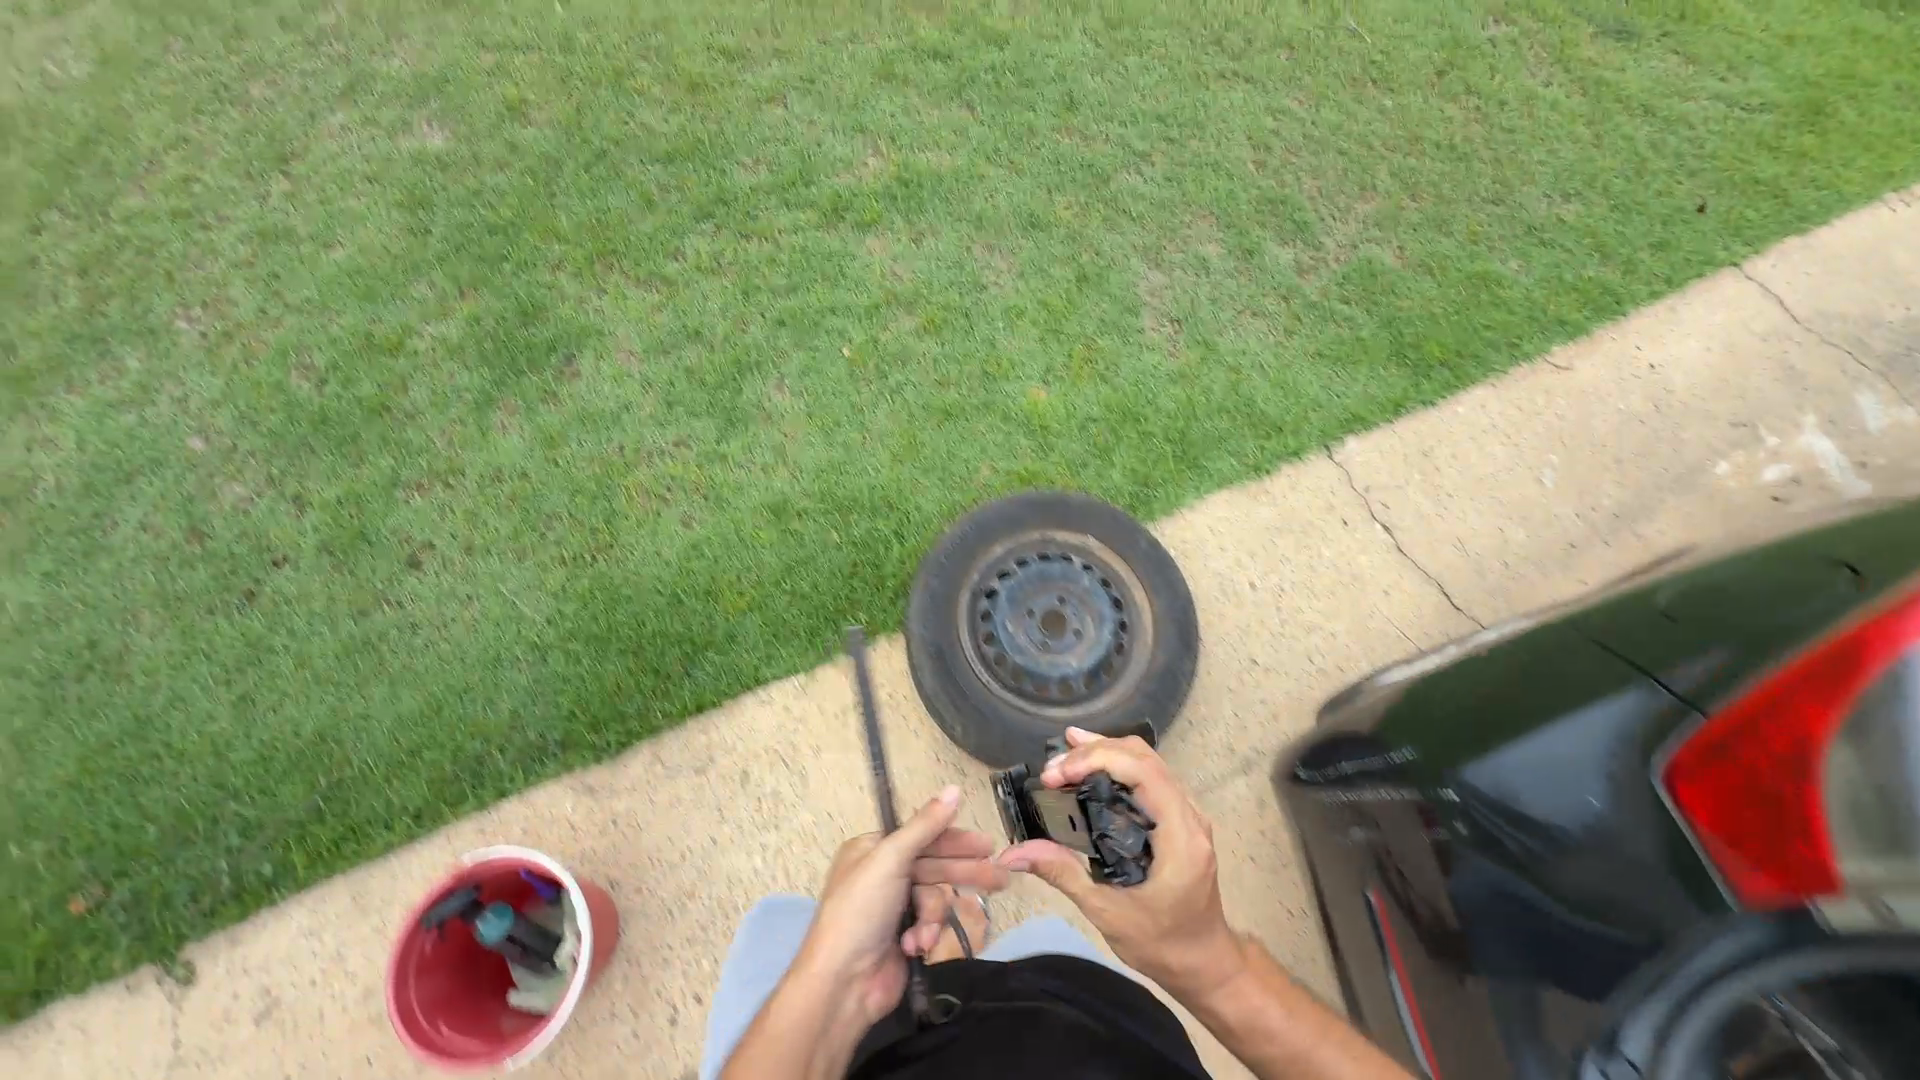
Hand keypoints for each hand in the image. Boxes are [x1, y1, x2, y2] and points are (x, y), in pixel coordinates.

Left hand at [797, 785, 1009, 1025]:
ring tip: (925, 934)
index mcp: (873, 849)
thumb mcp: (891, 859)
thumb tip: (955, 788)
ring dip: (930, 916)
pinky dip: (923, 935)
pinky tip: (914, 946)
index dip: (954, 839)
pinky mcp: (903, 935)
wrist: (843, 983)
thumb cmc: (861, 911)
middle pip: (933, 865)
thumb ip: (925, 825)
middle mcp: (882, 873)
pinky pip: (929, 923)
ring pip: (934, 897)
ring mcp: (893, 907)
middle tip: (1001, 878)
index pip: (922, 835)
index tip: (986, 845)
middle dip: (961, 875)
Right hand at [999, 728, 1246, 997]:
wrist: (1203, 964)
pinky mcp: (1180, 820)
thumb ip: (1062, 874)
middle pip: (1143, 758)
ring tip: (1064, 755)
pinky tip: (1089, 772)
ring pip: (1148, 762)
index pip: (1142, 771)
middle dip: (1095, 752)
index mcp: (1179, 835)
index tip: (1055, 775)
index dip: (1096, 760)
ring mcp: (1188, 815)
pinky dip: (1117, 768)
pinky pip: (1150, 777)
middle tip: (1052, 767)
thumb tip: (1012, 854)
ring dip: (1105, 754)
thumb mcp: (1106, 913)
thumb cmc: (1161, 943)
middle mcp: (1189, 815)